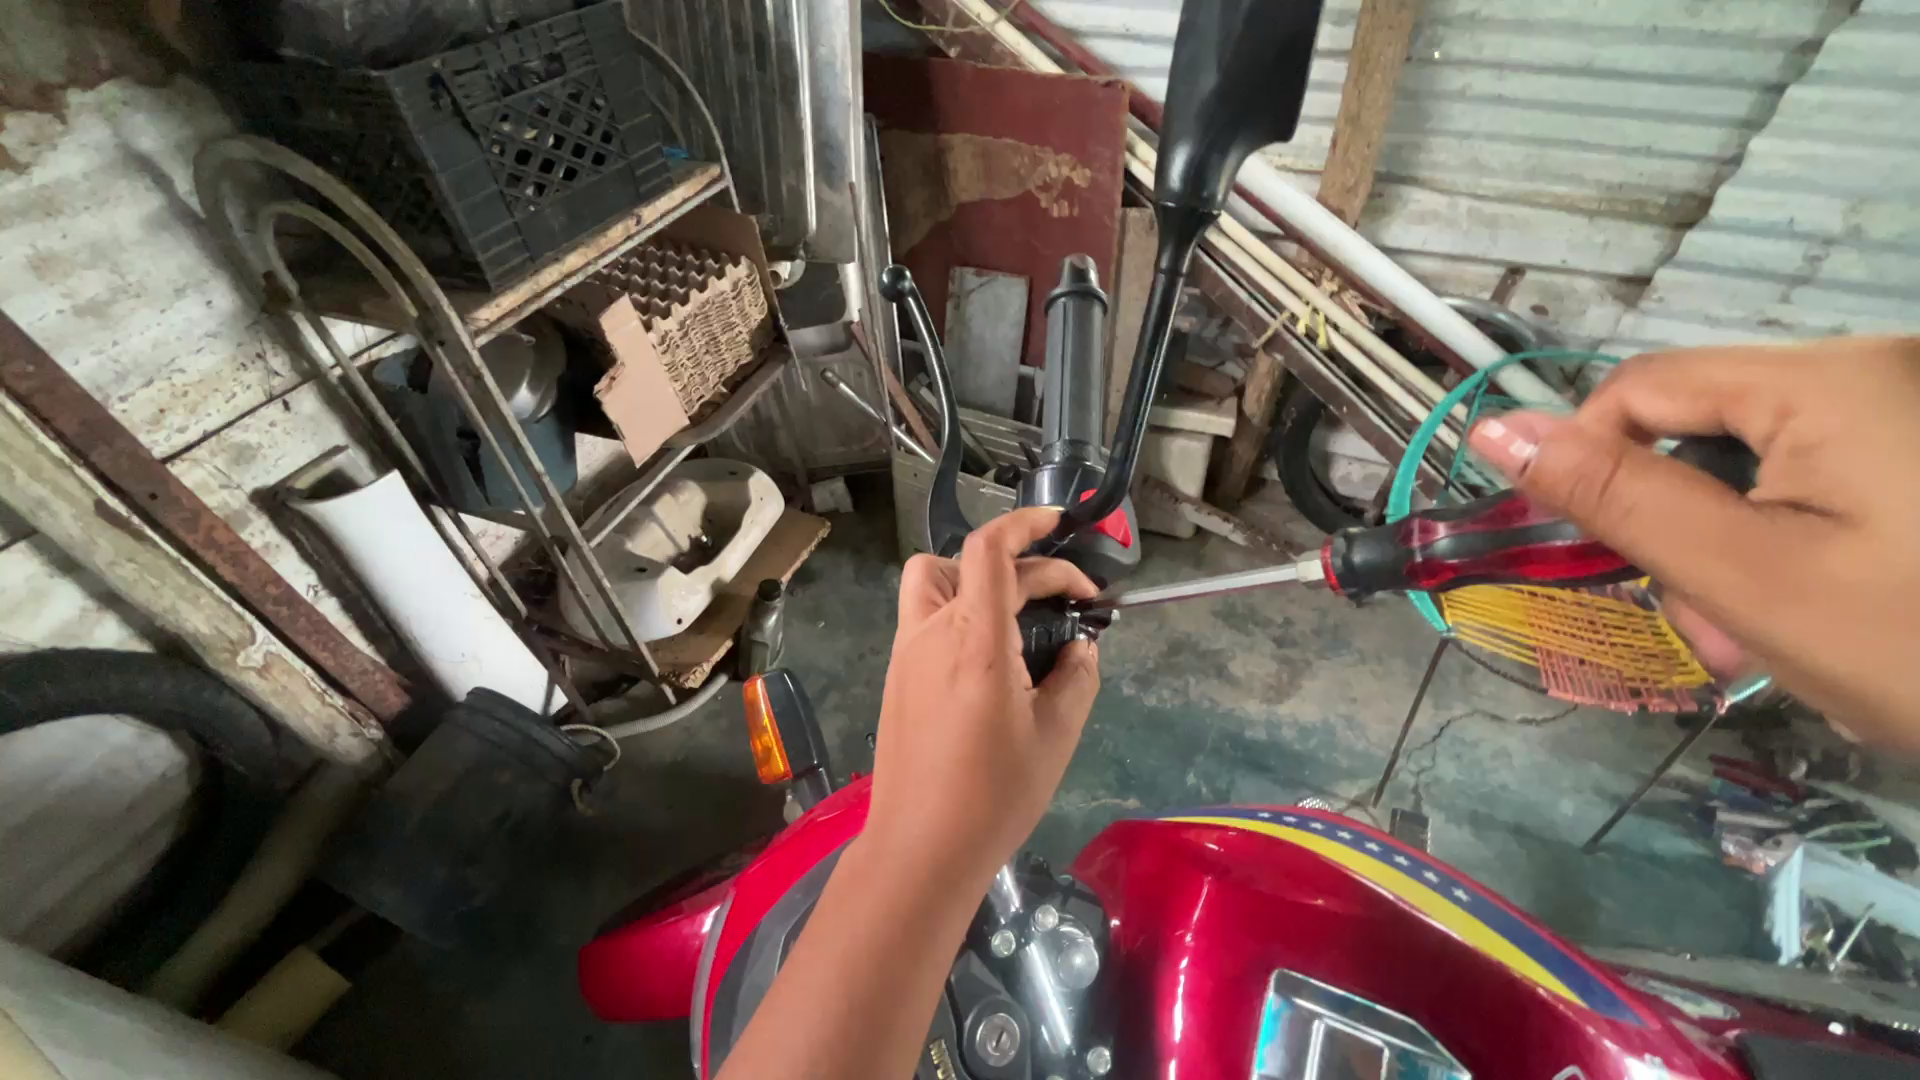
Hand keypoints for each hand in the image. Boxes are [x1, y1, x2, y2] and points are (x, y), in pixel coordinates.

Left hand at [863, 507, 1101, 884]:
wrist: (920, 847)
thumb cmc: (993, 794)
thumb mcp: (1056, 734)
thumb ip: (1077, 678)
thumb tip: (1081, 649)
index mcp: (975, 638)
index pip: (989, 550)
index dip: (1024, 523)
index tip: (1059, 523)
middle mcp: (931, 631)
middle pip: (973, 562)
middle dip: (1031, 569)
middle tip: (1073, 603)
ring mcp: (906, 652)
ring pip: (935, 580)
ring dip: (977, 578)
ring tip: (1017, 614)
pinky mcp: (897, 674)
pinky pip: (925, 615)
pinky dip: (958, 608)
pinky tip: (990, 655)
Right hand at [1467, 336, 1919, 745]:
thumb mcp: (1747, 578)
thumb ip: (1613, 496)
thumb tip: (1493, 430)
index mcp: (1828, 382)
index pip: (1637, 386)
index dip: (1588, 459)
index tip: (1603, 549)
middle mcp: (1886, 367)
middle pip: (1701, 425)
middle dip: (1675, 519)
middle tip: (1709, 622)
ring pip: (1761, 458)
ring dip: (1733, 538)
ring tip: (1771, 627)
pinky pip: (1830, 473)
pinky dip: (1797, 535)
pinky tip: (1833, 598)